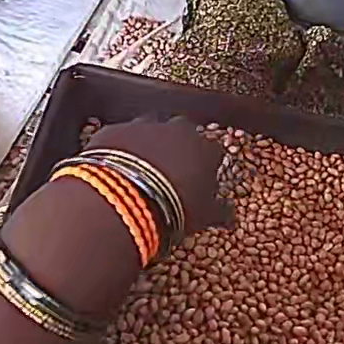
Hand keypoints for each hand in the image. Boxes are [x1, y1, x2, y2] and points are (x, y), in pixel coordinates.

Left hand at [0, 117, 224, 317]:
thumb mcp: (204, 216)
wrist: (123, 197)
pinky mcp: (113, 130)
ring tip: (141, 168)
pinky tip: (115, 167)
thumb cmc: (173, 208)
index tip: (201, 179)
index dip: (207, 165)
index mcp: (205, 148)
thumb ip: (220, 212)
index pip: (214, 151)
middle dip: (178, 147)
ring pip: (149, 128)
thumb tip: (230, 217)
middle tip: (171, 171)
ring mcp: (143, 126)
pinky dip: (119, 148)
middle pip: (183, 132)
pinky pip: (119, 136)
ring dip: (148, 143)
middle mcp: (177, 129)